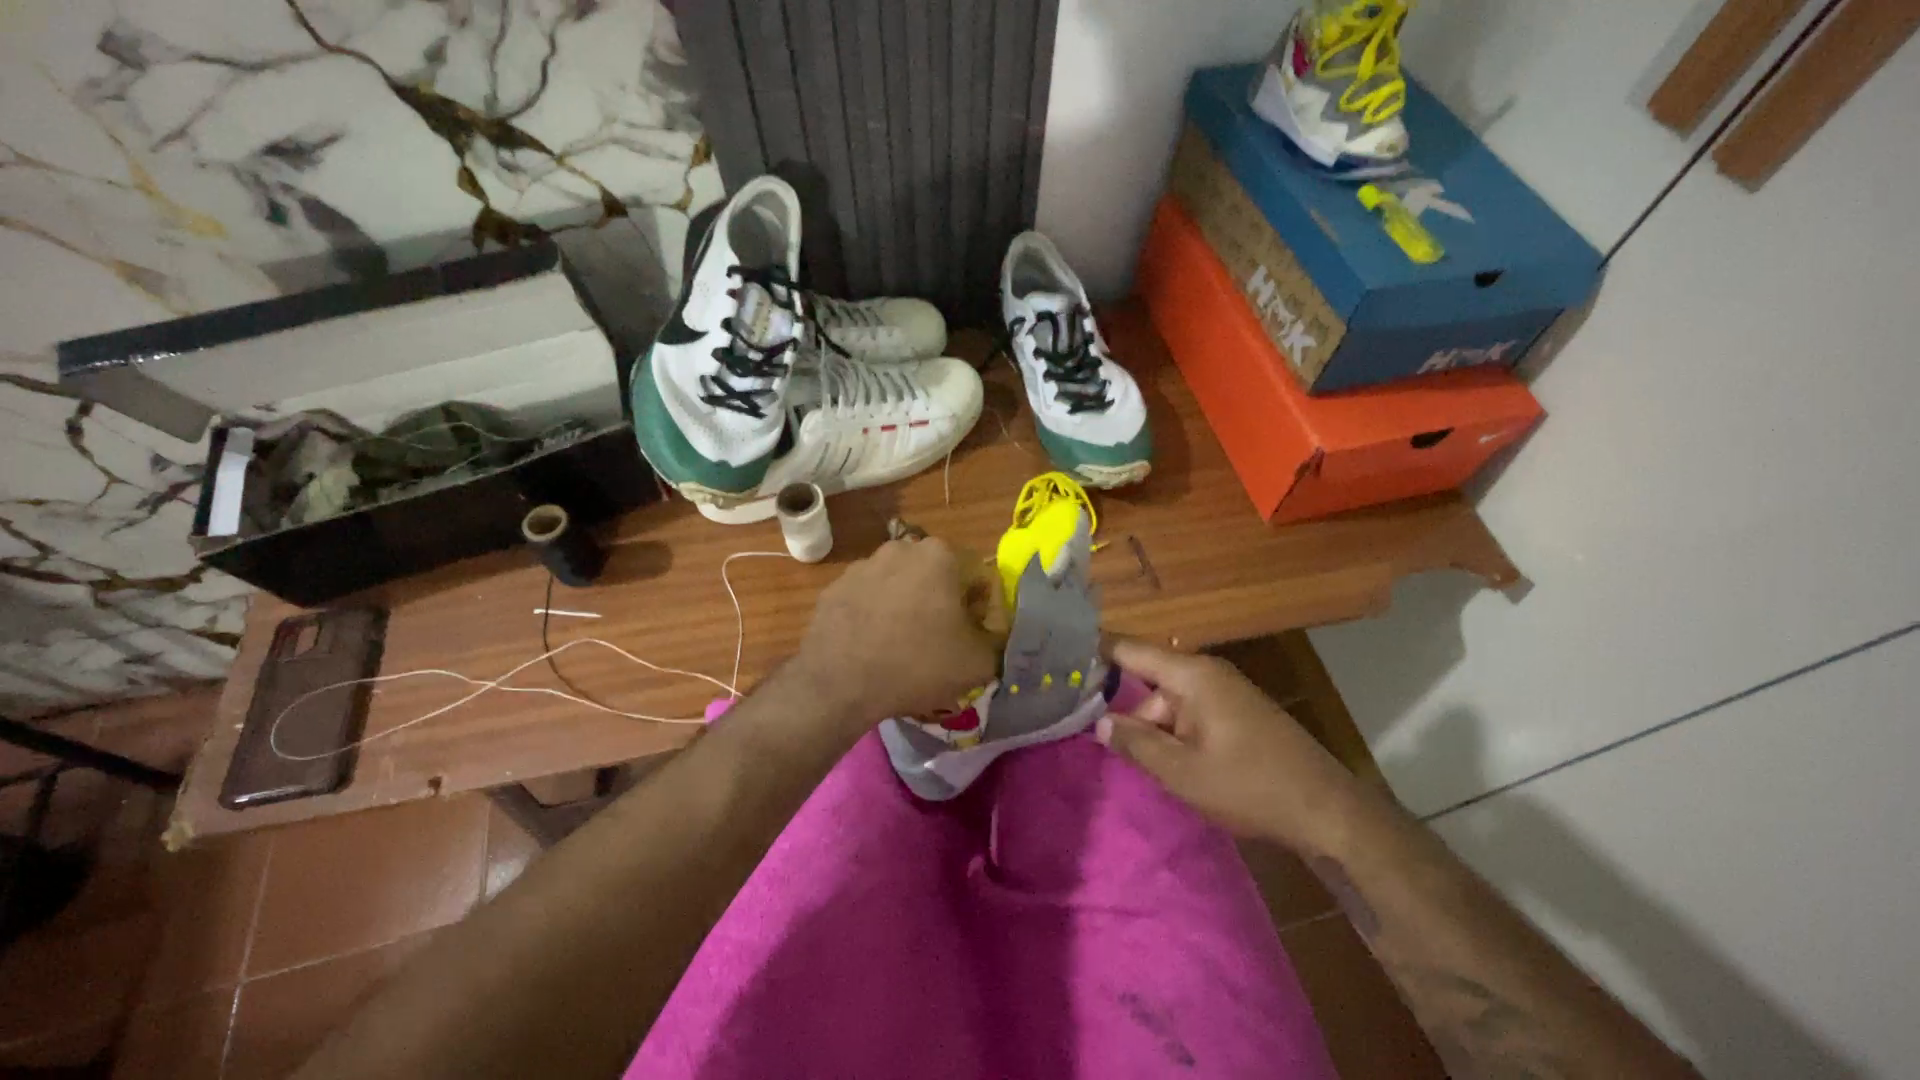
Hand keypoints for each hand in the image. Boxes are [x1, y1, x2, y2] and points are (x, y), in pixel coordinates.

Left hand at [792, 537, 999, 726]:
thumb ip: (999, 641)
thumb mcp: (979, 662)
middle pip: (939, 578)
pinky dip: (877, 618)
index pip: (979, 577)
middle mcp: (901, 549)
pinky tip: (875, 649)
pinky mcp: (834, 588)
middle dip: (945, 606)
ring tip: (905, 650)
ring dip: (910, 609)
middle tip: (943, 646)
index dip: (984, 612)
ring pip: (902, 587)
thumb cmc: (918, 665)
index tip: (975, 641)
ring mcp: (863, 566)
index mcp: (941, 555)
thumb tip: (994, 634)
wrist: (839, 684)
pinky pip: (869, 601)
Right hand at [1096, 641, 1361, 847]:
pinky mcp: (1238, 716)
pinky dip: (1173, 735)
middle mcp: (1208, 674)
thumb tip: (1098, 722)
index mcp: (1192, 675)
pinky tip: (1166, 766)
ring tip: (1132, 765)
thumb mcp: (1180, 771)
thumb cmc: (1248, 786)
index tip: (1056, 656)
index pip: (1129, 650)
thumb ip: (1134, 743)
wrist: (1326, 811)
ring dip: (1151, 731)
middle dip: (1123, 711)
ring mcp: (1227, 694)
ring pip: (1169, 704)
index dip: (1093, 652)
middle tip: (1089, 739)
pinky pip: (1190, 716)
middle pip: (1148, 682)